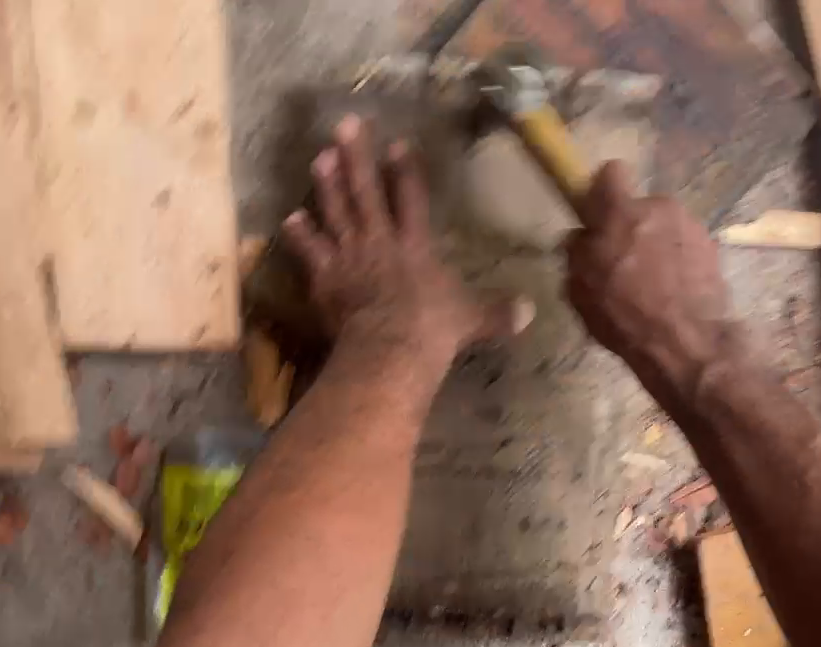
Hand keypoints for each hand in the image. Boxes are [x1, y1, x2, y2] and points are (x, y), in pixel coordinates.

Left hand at [282, 116, 519, 366]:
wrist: (390, 349)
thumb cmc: (434, 332)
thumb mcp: (473, 321)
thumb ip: (498, 314)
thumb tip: (530, 312)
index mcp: (416, 248)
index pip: (411, 199)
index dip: (406, 171)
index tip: (399, 145)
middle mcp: (380, 242)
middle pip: (366, 192)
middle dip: (357, 156)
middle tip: (347, 124)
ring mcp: (349, 257)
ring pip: (336, 212)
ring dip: (327, 184)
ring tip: (320, 157)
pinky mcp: (326, 279)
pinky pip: (310, 251)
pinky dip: (300, 236)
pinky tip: (290, 219)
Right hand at [565, 162, 741, 408]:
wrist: (684, 341)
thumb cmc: (623, 315)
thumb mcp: (579, 291)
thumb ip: (576, 253)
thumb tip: (579, 237)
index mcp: (620, 212)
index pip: (609, 174)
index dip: (601, 193)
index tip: (597, 218)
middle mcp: (658, 207)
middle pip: (639, 208)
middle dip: (630, 230)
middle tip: (623, 267)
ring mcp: (690, 226)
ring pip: (664, 228)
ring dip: (655, 247)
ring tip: (650, 287)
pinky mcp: (712, 248)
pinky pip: (684, 247)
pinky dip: (677, 264)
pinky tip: (672, 294)